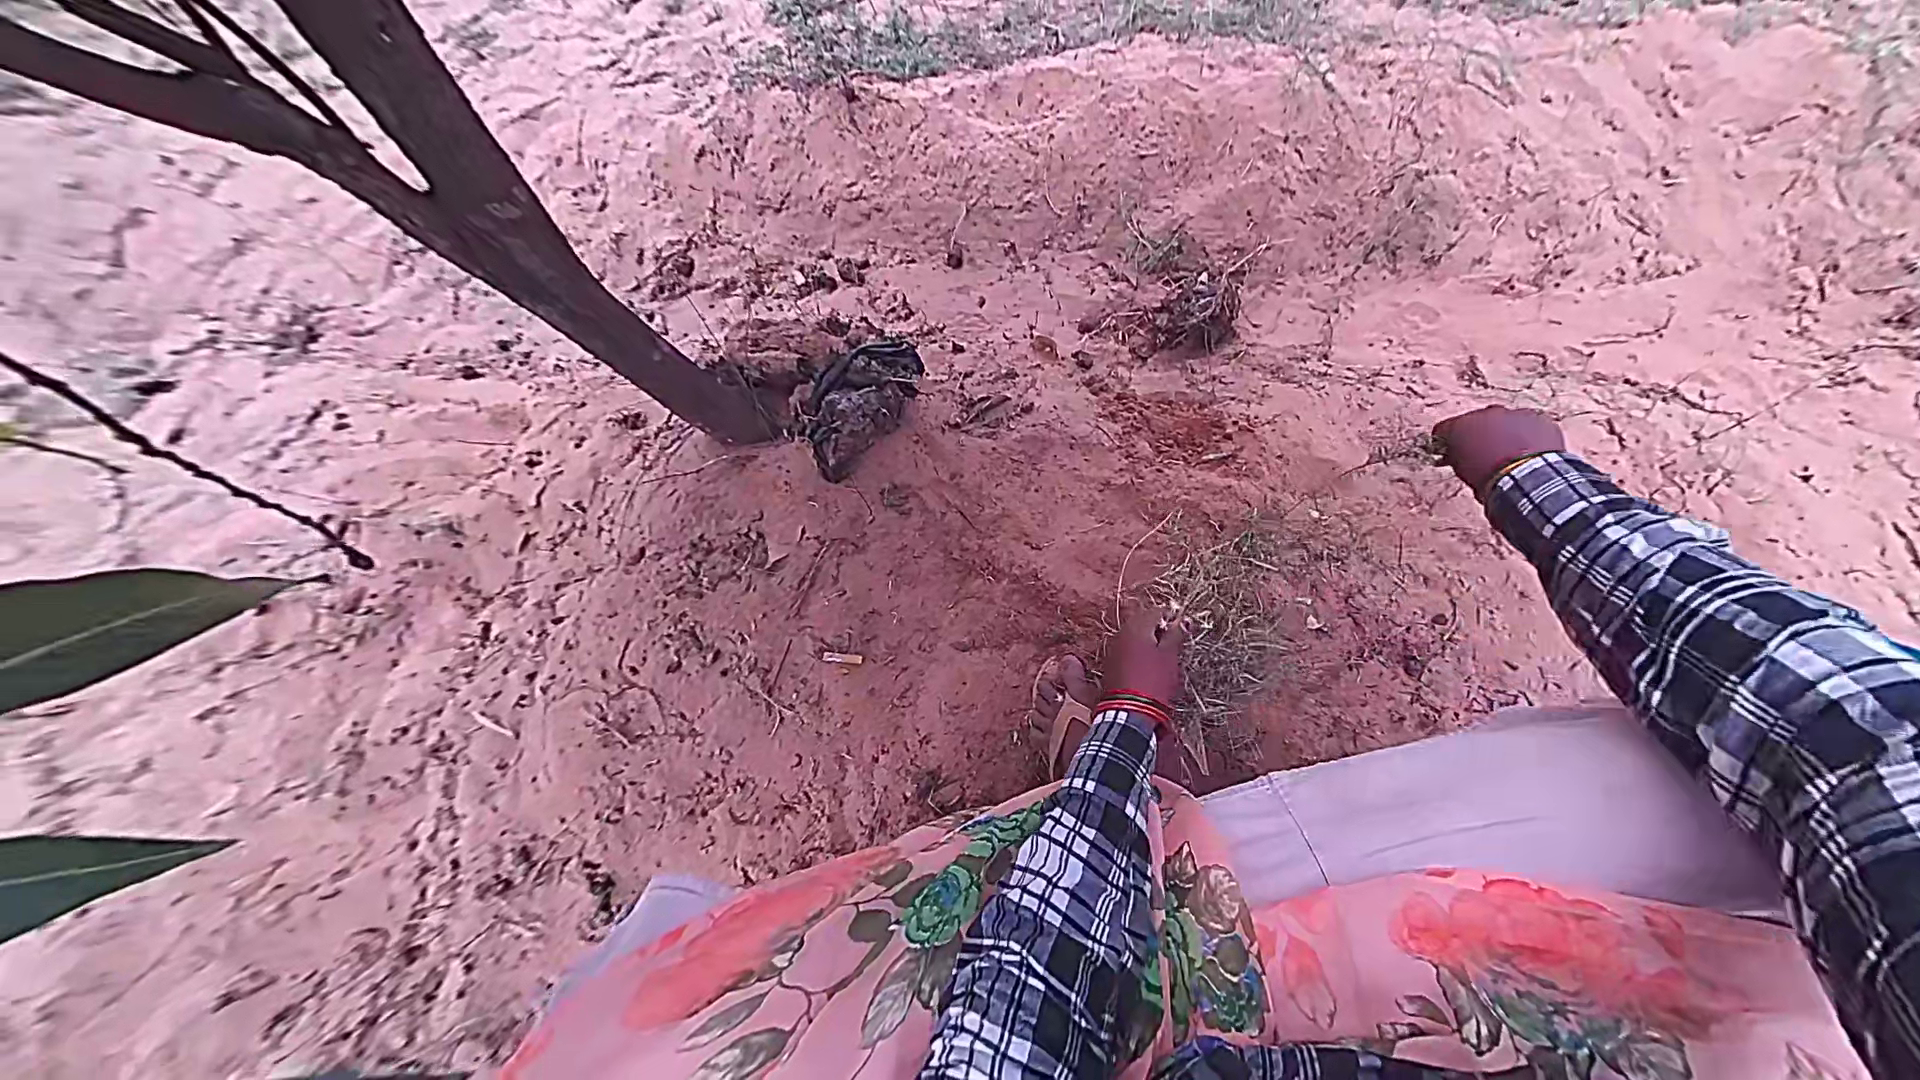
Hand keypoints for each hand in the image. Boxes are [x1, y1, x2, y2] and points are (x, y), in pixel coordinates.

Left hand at [1101, 608, 1184, 705]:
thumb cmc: (1154, 679)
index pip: (1156, 612)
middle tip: (1174, 640)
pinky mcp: (1111, 662)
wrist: (1130, 710)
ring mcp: (1113, 647)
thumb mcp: (1170, 655)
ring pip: (1134, 635)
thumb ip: (1175, 634)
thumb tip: (1182, 620)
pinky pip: (1127, 648)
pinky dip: (1138, 650)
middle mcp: (1121, 633)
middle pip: (1142, 622)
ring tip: (1163, 653)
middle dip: (1158, 627)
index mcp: (1136, 627)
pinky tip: (1148, 662)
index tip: (1183, 627)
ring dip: (1148, 639)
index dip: (1171, 617)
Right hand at [1432, 406, 1565, 494]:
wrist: (1526, 477)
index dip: (1443, 442)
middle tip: (1478, 450)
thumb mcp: (1460, 469)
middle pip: (1474, 420)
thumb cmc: (1489, 476)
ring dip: (1500, 431)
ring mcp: (1512, 414)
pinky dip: (1524, 433)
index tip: (1446, 451)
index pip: (1443, 429)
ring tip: (1504, 451)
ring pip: (1502, 419)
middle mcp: (1484, 413)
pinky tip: (1524, 448)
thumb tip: (1453, 455)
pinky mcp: (1537, 418)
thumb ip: (1454, 456)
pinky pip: (1527, 422)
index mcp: (1459, 426)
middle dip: (1475, 433)